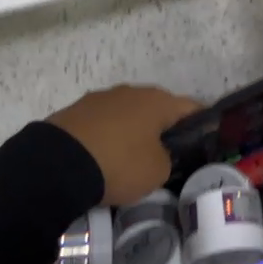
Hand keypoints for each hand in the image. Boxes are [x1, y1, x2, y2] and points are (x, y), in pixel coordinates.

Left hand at [47, 85, 200, 206]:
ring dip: (132, 130)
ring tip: (130, 156)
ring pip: (127, 113)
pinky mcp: (76, 110)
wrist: (58, 163)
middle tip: (165, 153)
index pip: (190, 108)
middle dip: (162, 127)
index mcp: (157, 101)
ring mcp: (101, 98)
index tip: (204, 139)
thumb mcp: (157, 172)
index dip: (200, 124)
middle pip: (156, 108)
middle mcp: (132, 92)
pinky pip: (102, 122)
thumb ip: (166, 159)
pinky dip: (107, 135)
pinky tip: (102, 156)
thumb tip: (158, 154)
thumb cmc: (119, 163)